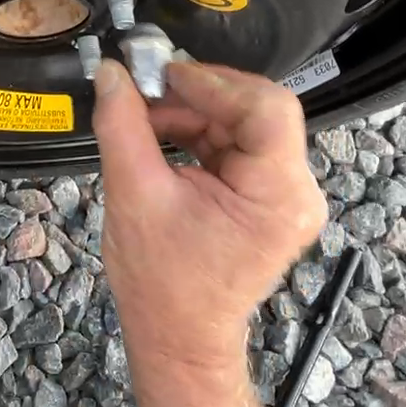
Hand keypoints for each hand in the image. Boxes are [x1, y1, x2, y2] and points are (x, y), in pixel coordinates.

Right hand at [92, 60, 326, 376]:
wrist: (177, 334)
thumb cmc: (160, 279)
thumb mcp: (133, 194)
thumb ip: (122, 125)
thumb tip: (110, 72)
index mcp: (279, 195)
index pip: (267, 110)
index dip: (214, 83)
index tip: (161, 74)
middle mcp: (294, 190)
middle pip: (255, 110)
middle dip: (196, 95)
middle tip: (144, 89)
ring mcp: (282, 192)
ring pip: (240, 120)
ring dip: (190, 110)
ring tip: (141, 115)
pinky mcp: (263, 193)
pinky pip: (232, 140)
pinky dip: (194, 129)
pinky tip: (158, 132)